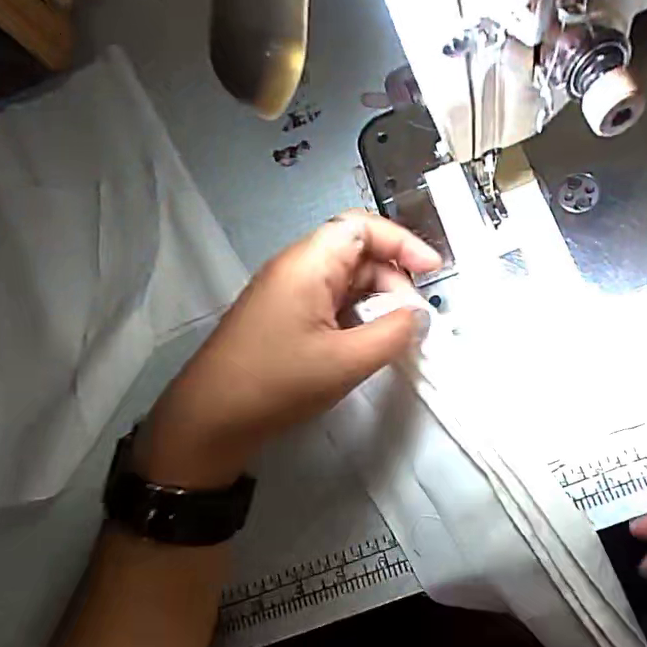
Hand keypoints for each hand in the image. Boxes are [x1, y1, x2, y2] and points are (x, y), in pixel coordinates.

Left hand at [138, 211, 441, 486]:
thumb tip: (420, 316)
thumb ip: (394, 334)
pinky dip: (360, 314)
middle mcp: (297, 269)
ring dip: (379, 299)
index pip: (362, 227)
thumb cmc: (278, 382)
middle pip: (358, 252)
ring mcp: (289, 293)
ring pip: (347, 279)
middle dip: (395, 278)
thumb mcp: (347, 361)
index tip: (434, 271)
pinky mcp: (286, 316)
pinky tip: (371, 341)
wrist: (211, 419)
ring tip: (398, 333)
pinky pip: (333, 301)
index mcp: (308, 265)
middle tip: (415, 319)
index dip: (403, 242)